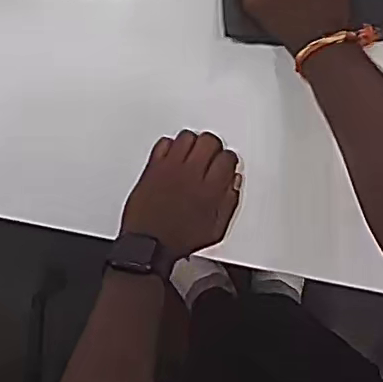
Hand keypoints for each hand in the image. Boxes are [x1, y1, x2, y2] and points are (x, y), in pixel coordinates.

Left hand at [120, 131, 241, 259]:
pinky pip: (164, 142)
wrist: (148, 244)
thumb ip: (229, 202)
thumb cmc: (178, 239)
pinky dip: (170, 146)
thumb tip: (234, 182)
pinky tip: (173, 156)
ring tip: (191, 155)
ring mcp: (171, 168)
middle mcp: (192, 174)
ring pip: (187, 136)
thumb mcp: (215, 229)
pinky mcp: (153, 166)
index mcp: (210, 189)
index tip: (226, 163)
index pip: (227, 158)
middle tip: (210, 155)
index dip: (229, 159)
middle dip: (213, 146)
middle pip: (209, 141)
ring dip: (192, 143)